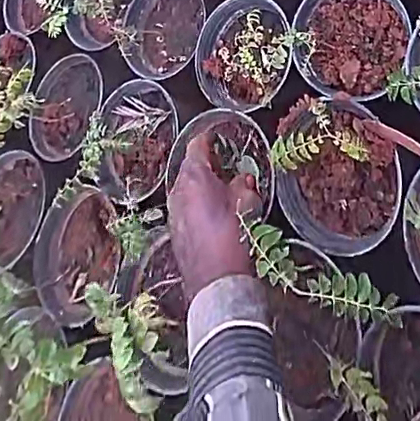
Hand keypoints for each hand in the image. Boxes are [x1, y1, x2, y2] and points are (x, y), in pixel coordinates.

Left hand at [166, 133, 262, 300]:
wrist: (216, 284)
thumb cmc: (232, 236)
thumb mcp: (246, 202)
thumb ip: (242, 183)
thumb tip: (242, 178)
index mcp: (193, 176)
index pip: (197, 144)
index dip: (209, 138)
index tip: (219, 136)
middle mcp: (178, 190)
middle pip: (190, 165)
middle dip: (207, 162)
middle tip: (226, 163)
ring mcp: (173, 211)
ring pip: (187, 186)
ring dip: (202, 183)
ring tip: (222, 187)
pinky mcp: (174, 230)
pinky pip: (185, 205)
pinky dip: (197, 201)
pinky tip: (214, 210)